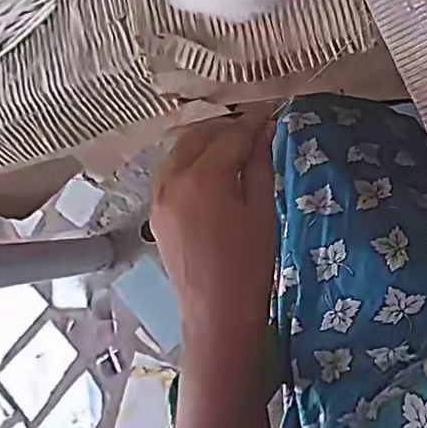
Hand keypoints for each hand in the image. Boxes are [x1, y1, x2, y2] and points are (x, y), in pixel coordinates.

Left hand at [152, 113, 277, 346]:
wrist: (217, 312)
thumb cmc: (249, 265)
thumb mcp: (262, 211)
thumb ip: (259, 165)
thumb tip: (264, 132)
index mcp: (203, 179)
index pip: (231, 137)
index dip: (253, 124)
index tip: (271, 115)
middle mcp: (173, 180)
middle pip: (198, 135)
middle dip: (226, 126)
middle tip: (254, 127)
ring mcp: (159, 196)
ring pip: (180, 150)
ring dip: (206, 140)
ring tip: (234, 144)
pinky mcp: (155, 211)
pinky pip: (171, 171)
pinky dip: (190, 160)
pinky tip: (211, 168)